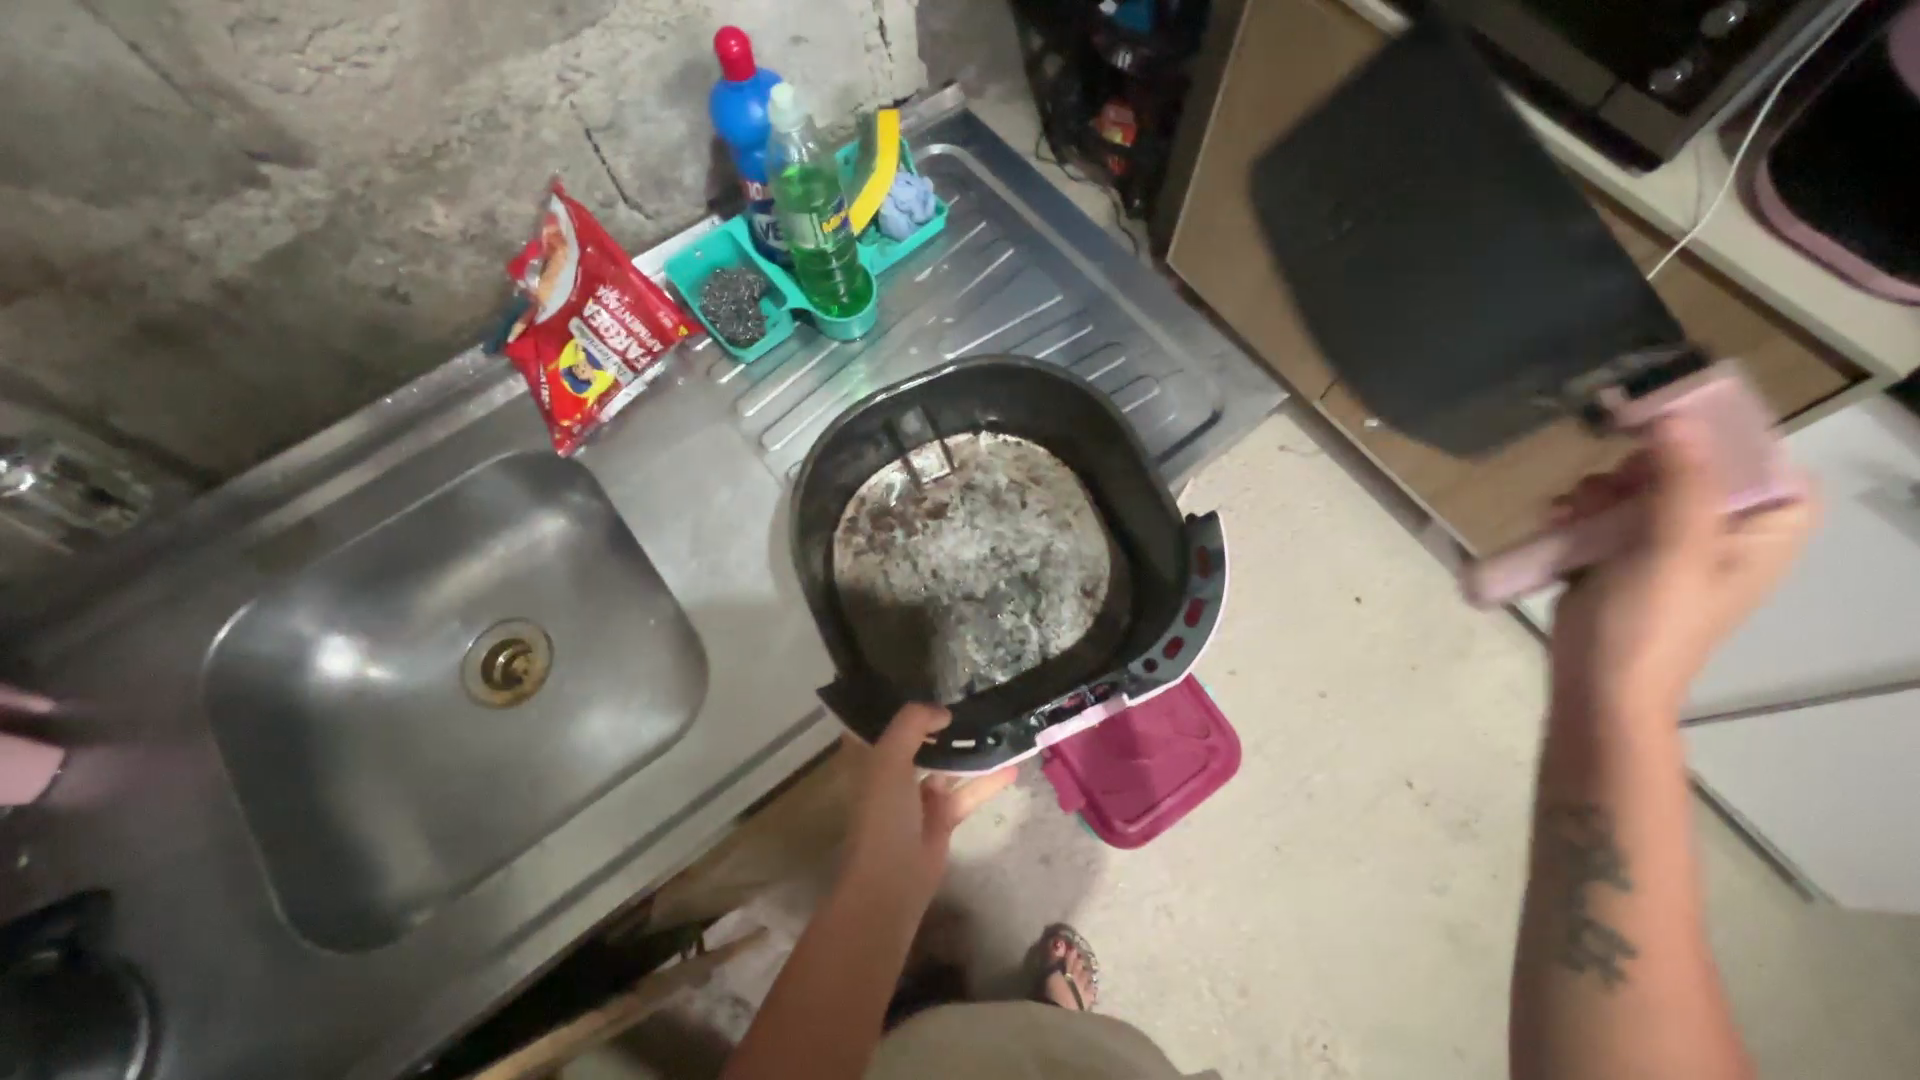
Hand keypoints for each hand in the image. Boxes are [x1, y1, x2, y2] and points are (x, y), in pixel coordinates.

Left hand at [839, 704, 1017, 911]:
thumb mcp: (889, 759)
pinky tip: (1012, 766)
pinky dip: (988, 780)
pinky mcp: (943, 817)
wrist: (891, 880)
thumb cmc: (883, 814)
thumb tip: (944, 711)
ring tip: (1001, 726)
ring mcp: (919, 796)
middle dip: (946, 722)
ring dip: (972, 749)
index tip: (936, 683)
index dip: (909, 703)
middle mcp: (894, 773)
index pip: (889, 720)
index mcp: (872, 757)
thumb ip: (913, 723)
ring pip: (949, 764)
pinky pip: (967, 791)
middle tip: (978, 698)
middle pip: (923, 739)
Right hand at [1548, 417, 1815, 721]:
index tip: (1664, 423)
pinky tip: (1557, 521)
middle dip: (1643, 466)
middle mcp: (1724, 533)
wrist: (1598, 685)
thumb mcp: (1673, 549)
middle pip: (1692, 467)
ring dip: (1601, 490)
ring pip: (1640, 489)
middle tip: (1612, 479)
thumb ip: (1681, 481)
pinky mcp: (1623, 558)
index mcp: (1763, 532)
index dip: (1720, 435)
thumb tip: (1675, 416)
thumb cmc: (1648, 623)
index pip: (1763, 460)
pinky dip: (1581, 513)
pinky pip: (1607, 515)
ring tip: (1571, 509)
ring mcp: (1670, 547)